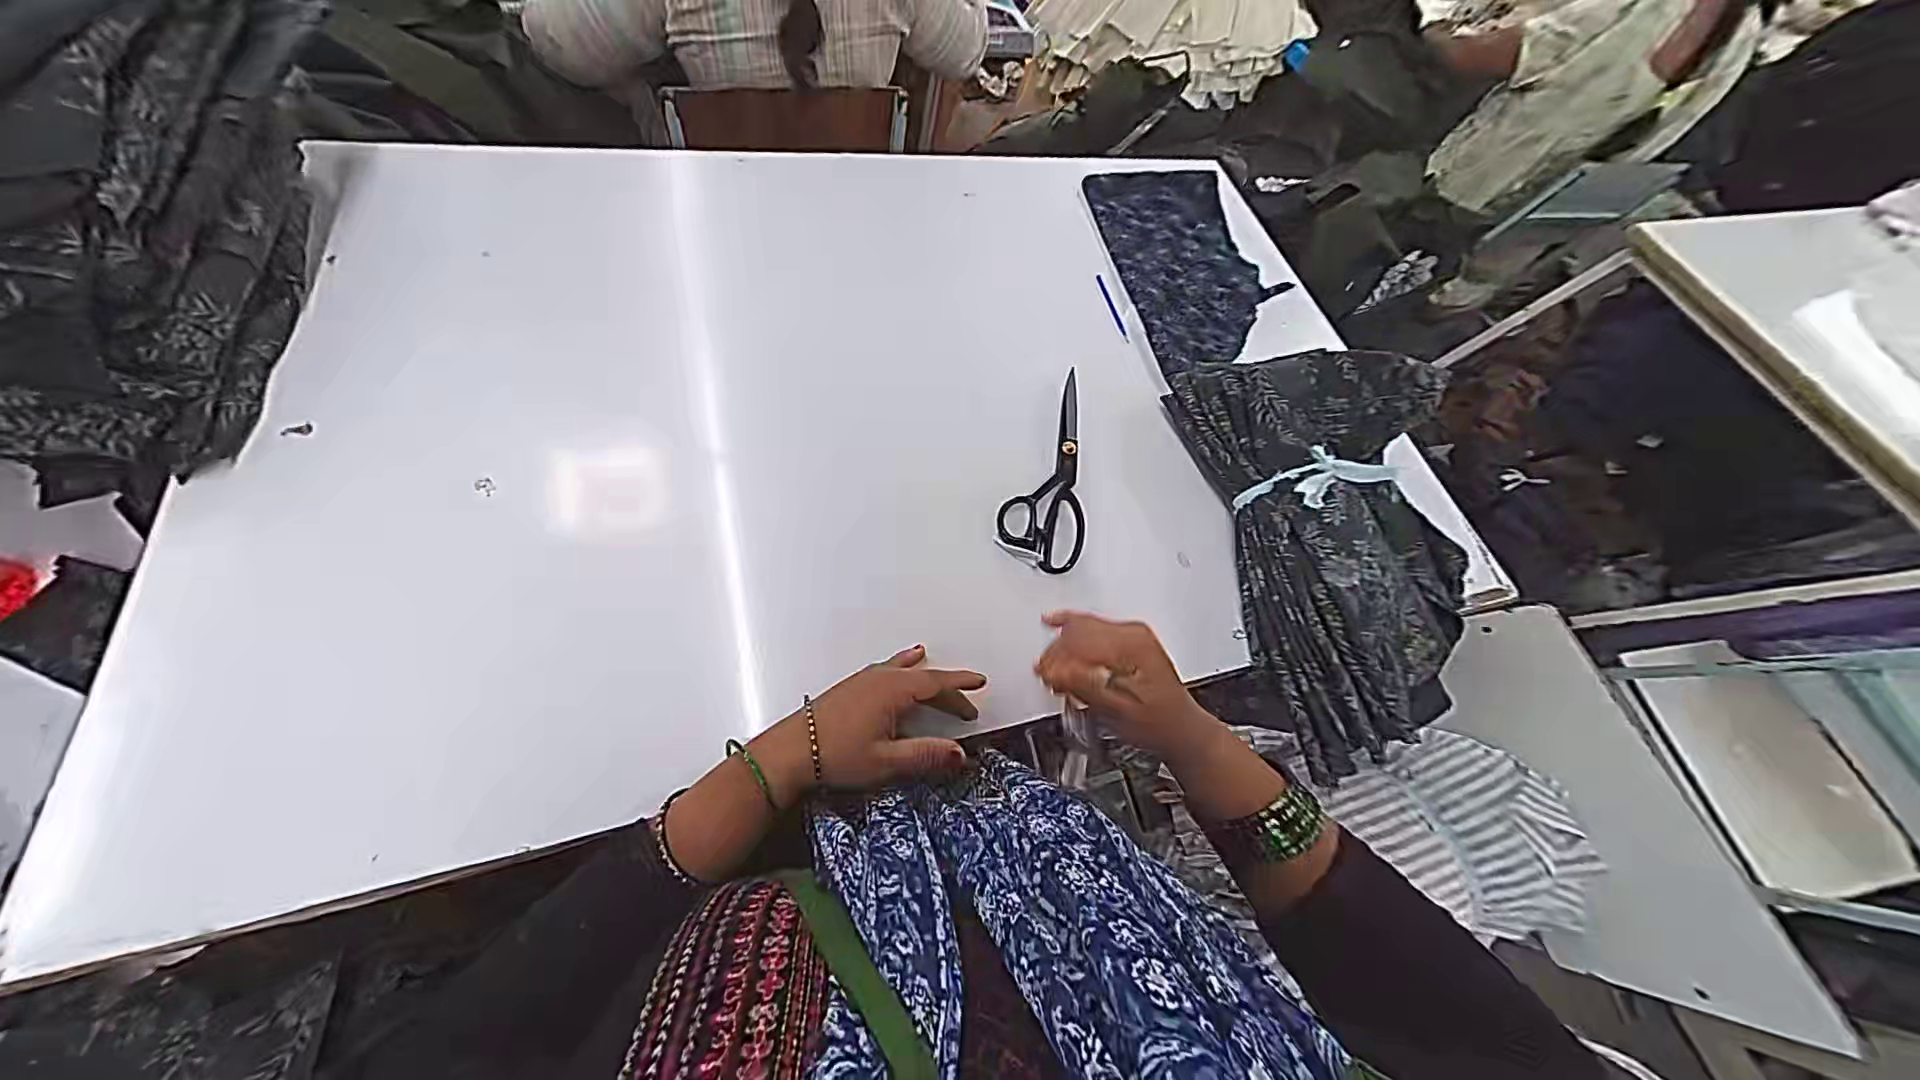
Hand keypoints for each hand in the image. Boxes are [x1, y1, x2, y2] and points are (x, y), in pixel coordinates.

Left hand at [751, 645, 983, 802]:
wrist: (789, 752)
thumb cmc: (833, 754)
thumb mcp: (886, 762)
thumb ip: (925, 755)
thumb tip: (958, 754)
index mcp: (893, 690)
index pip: (937, 683)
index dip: (960, 684)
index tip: (979, 682)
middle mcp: (880, 679)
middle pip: (924, 679)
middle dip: (947, 691)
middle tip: (966, 707)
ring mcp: (864, 680)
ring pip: (904, 672)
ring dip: (924, 678)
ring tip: (935, 669)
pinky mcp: (852, 687)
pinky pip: (886, 670)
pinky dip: (901, 668)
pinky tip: (896, 669)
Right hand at [1033, 610, 1224, 764]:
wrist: (1178, 728)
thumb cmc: (1157, 723)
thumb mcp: (1117, 710)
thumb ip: (1085, 686)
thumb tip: (1056, 670)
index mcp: (1132, 646)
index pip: (1080, 640)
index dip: (1056, 657)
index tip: (1044, 673)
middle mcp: (1132, 633)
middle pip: (1079, 629)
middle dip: (1057, 652)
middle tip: (1044, 674)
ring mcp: (1130, 633)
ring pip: (1083, 625)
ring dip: (1063, 646)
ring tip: (1051, 668)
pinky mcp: (1127, 639)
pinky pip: (1091, 628)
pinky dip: (1073, 638)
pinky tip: (1057, 629)